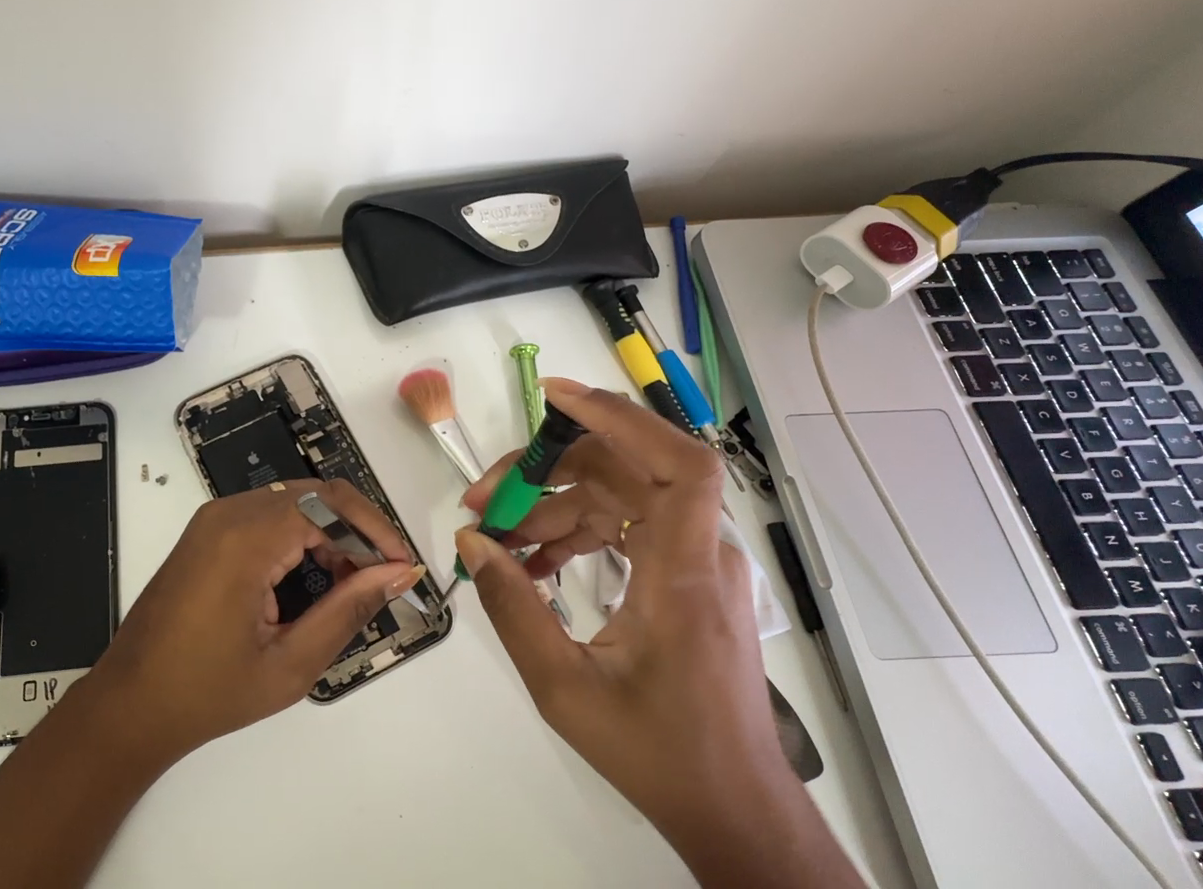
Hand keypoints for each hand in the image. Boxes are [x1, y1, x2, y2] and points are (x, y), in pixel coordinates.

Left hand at [81, 479, 423, 762]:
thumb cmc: (208, 693)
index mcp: (244, 539)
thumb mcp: (290, 662)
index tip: (403, 569)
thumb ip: (348, 609)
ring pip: (291, 502)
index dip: (375, 530)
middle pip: (313, 495)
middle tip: (382, 579)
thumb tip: (397, 573)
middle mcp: (226, 514)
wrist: (130, 704)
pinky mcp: (206, 534)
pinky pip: (266, 516)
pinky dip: (300, 536)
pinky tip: (314, 579)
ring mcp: (211, 521)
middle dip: (356, 530)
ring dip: (330, 533)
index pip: (329, 504)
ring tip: (351, 584)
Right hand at [458, 379, 860, 886]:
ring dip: (554, 507)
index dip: (619, 417)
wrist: (730, 804)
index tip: (555, 397)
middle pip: (628, 473)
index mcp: (684, 575)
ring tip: (496, 538)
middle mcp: (700, 555)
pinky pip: (627, 531)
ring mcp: (697, 567)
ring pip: (621, 500)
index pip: (676, 464)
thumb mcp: (563, 685)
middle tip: (484, 497)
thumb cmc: (655, 750)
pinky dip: (578, 535)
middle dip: (550, 472)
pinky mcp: (687, 581)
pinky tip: (533, 563)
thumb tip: (472, 543)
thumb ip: (513, 606)